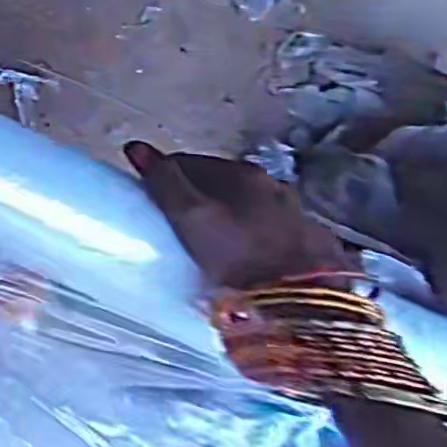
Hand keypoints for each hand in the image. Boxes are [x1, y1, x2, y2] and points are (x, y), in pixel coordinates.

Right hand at [123, 141, 353, 289]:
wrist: (302, 300)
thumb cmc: (235, 254)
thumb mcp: (188, 216)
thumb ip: (163, 180)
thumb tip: (135, 145)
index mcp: (238, 172)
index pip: (184, 161)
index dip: (163, 177)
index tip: (152, 200)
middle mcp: (271, 182)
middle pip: (217, 179)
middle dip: (194, 192)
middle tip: (176, 220)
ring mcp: (295, 208)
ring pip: (244, 199)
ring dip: (225, 209)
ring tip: (208, 235)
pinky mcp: (310, 235)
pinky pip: (268, 221)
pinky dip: (250, 227)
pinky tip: (244, 247)